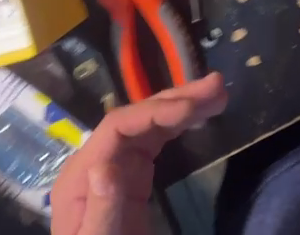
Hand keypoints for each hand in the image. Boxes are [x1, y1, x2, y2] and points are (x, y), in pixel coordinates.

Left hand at [50, 73, 227, 234]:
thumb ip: (101, 212)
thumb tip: (105, 166)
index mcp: (80, 175)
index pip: (117, 126)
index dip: (155, 110)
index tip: (193, 106)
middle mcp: (97, 160)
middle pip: (136, 118)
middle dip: (176, 99)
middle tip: (217, 86)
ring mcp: (116, 166)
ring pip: (150, 124)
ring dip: (184, 105)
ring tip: (218, 93)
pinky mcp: (132, 175)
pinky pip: (156, 139)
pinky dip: (180, 125)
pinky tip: (201, 116)